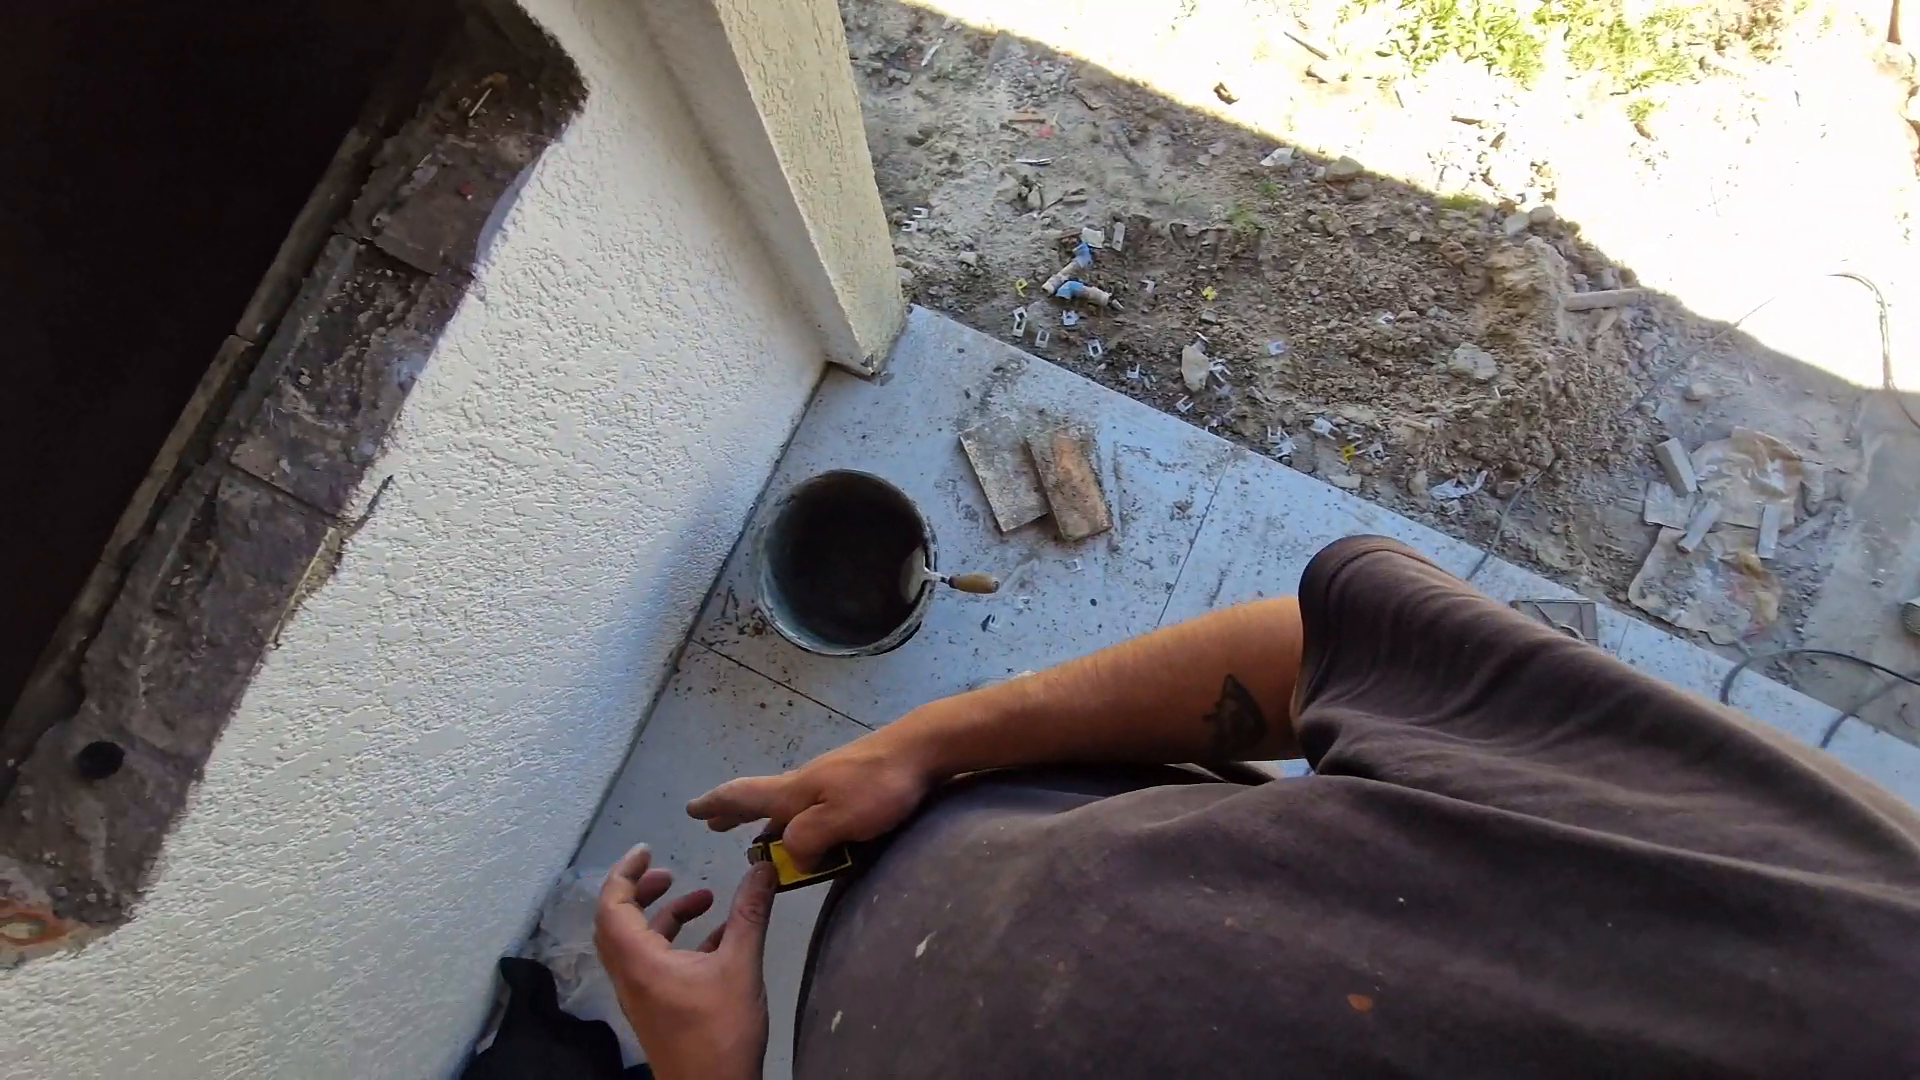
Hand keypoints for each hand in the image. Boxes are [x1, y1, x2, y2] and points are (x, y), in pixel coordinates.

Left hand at [594, 844, 776, 1079]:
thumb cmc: (719, 1032)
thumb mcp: (741, 965)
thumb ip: (750, 912)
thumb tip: (764, 866)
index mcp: (641, 963)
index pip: (612, 907)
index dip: (624, 873)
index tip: (647, 848)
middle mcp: (633, 977)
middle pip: (618, 923)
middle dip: (643, 891)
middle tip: (671, 872)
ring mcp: (645, 996)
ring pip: (640, 943)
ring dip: (666, 914)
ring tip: (704, 898)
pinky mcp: (661, 1009)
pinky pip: (659, 962)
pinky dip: (682, 940)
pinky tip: (722, 934)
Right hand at [686, 727, 935, 868]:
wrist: (923, 748)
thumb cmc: (878, 785)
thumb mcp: (836, 820)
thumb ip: (805, 840)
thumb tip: (790, 857)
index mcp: (795, 790)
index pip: (744, 796)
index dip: (716, 805)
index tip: (691, 810)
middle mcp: (807, 782)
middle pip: (763, 798)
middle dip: (736, 813)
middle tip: (713, 824)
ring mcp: (832, 780)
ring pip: (791, 804)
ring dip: (770, 821)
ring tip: (760, 838)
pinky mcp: (857, 783)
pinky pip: (816, 807)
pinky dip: (801, 821)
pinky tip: (814, 831)